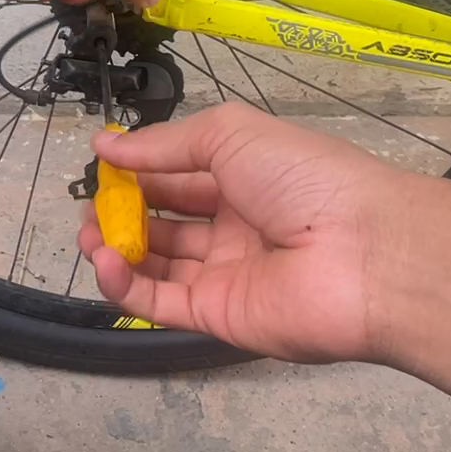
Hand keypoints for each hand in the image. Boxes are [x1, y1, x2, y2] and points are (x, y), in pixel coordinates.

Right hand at [76, 102, 417, 362]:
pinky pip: (161, 302)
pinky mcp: (217, 317)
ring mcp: (225, 274)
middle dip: (123, 212)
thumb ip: (165, 143)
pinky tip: (103, 261)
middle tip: (89, 208)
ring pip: (158, 264)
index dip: (140, 169)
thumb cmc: (300, 177)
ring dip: (117, 248)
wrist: (362, 252)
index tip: (100, 164)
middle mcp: (234, 226)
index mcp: (243, 178)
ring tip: (88, 235)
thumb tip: (105, 144)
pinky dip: (125, 285)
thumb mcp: (231, 135)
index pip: (179, 174)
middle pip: (165, 220)